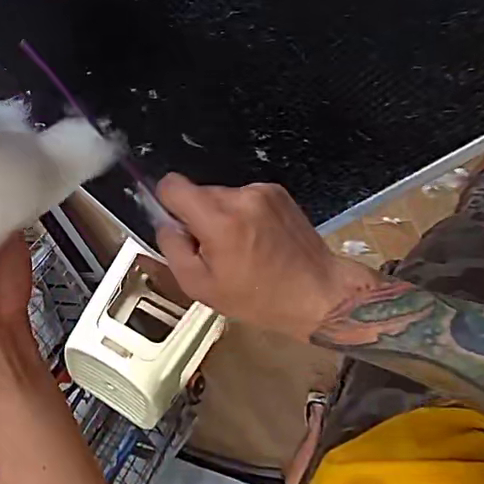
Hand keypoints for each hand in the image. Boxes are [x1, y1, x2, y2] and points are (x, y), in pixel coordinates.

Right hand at [155, 173, 383, 340]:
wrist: (318, 293)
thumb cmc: (262, 298)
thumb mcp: (201, 287)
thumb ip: (173, 249)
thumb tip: (165, 224)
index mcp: (219, 221)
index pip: (173, 185)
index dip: (166, 202)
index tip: (174, 221)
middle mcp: (241, 198)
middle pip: (198, 192)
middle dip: (198, 217)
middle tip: (214, 251)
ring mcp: (262, 193)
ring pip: (222, 196)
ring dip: (223, 217)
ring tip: (240, 250)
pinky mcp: (277, 193)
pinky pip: (245, 198)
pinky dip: (244, 216)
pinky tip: (257, 241)